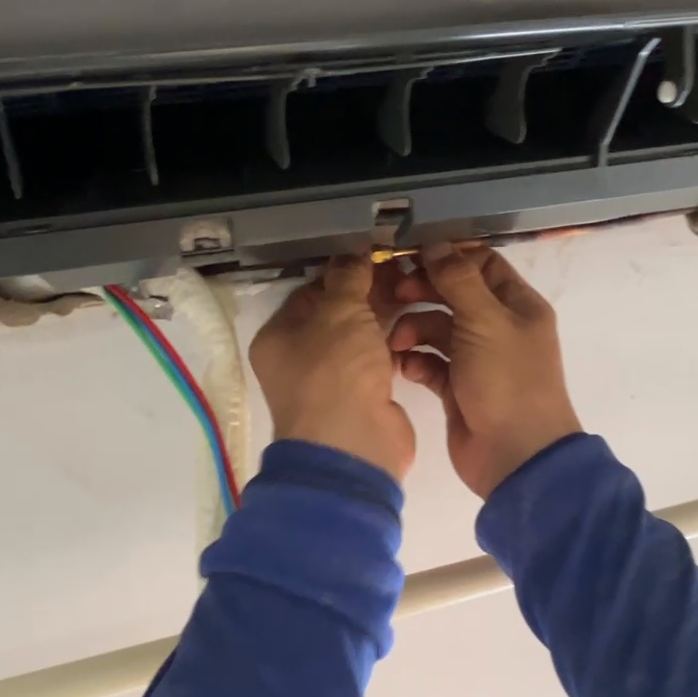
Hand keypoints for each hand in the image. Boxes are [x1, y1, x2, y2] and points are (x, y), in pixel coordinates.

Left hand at [249, 256, 416, 482]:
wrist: (355, 446)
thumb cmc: (335, 372)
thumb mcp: (340, 313)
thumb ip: (348, 278)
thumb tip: (352, 250)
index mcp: (279, 337)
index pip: (311, 291)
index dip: (342, 271)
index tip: (374, 254)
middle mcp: (300, 357)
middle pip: (337, 313)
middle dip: (367, 290)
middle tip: (402, 268)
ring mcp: (333, 379)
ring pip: (360, 335)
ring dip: (384, 313)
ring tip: (415, 286)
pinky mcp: (363, 394)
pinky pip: (377, 358)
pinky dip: (394, 341)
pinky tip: (418, 319)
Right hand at [390, 245, 582, 498]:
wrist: (515, 457)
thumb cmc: (507, 381)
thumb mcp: (485, 321)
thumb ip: (458, 280)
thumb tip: (435, 245)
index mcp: (517, 305)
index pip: (481, 264)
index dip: (448, 257)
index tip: (411, 257)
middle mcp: (498, 327)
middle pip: (454, 294)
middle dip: (424, 292)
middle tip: (395, 294)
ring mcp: (477, 358)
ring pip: (438, 328)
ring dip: (414, 329)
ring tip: (396, 342)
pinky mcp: (457, 387)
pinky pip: (430, 362)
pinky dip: (416, 360)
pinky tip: (405, 366)